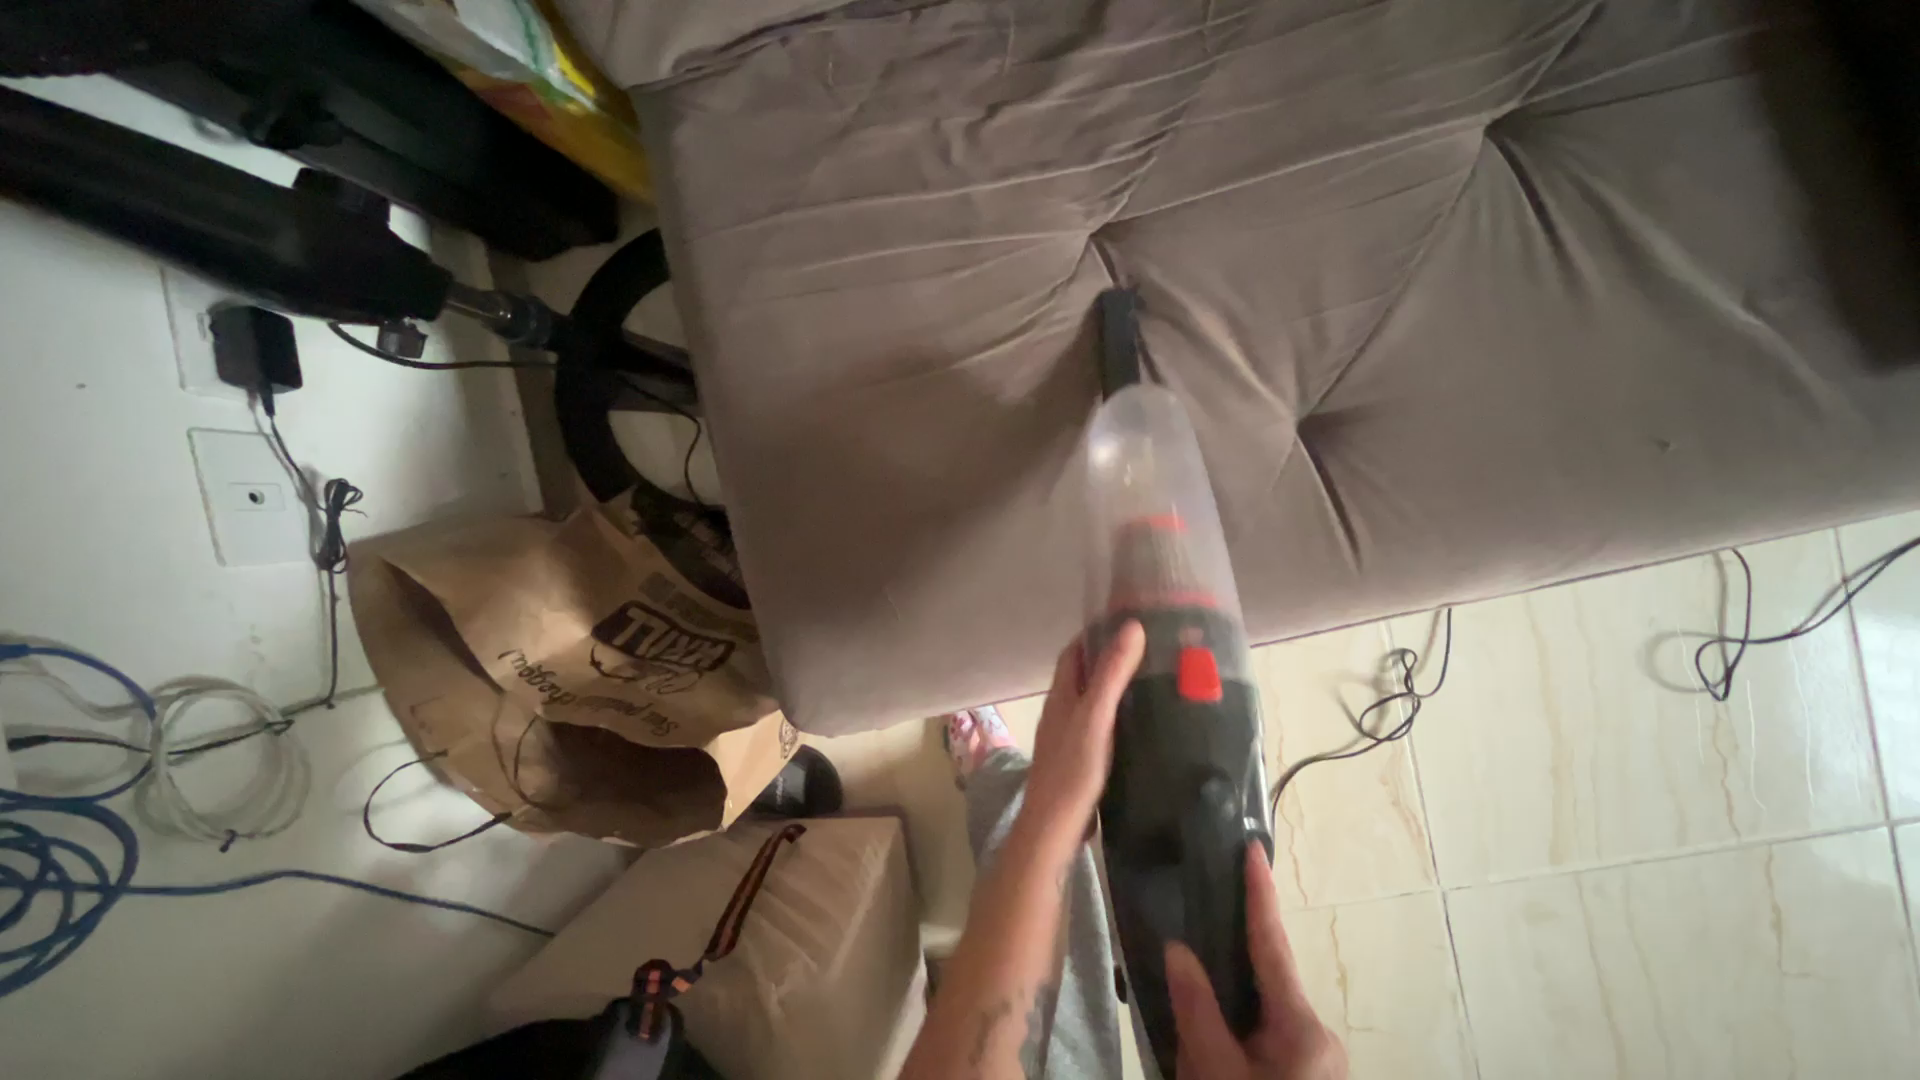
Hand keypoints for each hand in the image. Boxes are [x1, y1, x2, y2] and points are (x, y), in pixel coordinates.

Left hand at [1013, 621, 1145, 849]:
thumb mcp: (1096, 717)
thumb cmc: (1073, 769)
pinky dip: (1118, 717)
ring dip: (1115, 688)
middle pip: (1083, 675)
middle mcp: (1061, 711)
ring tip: (1153, 682)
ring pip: (1091, 701)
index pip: (1074, 652)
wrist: (1054, 827)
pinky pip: (1099, 727)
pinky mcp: (1080, 761)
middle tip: (1149, 650)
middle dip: (1109, 658)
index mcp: (1061, 695)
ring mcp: (1068, 737)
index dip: (1095, 633)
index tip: (1126, 620)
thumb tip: (1131, 626)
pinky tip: (1141, 725)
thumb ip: (1111, 674)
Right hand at [1165, 844, 1348, 1078]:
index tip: (1253, 849)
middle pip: (1264, 985)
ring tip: (1196, 1032)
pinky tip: (1212, 1053)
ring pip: (1261, 1020)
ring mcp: (1317, 1064)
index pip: (1272, 945)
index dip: (1260, 895)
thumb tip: (1180, 950)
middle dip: (1225, 976)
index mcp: (1301, 1029)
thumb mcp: (1215, 1075)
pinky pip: (1266, 1044)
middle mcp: (1318, 1039)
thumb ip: (1196, 1010)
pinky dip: (1236, 1042)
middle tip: (1195, 980)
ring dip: (1226, 1021)